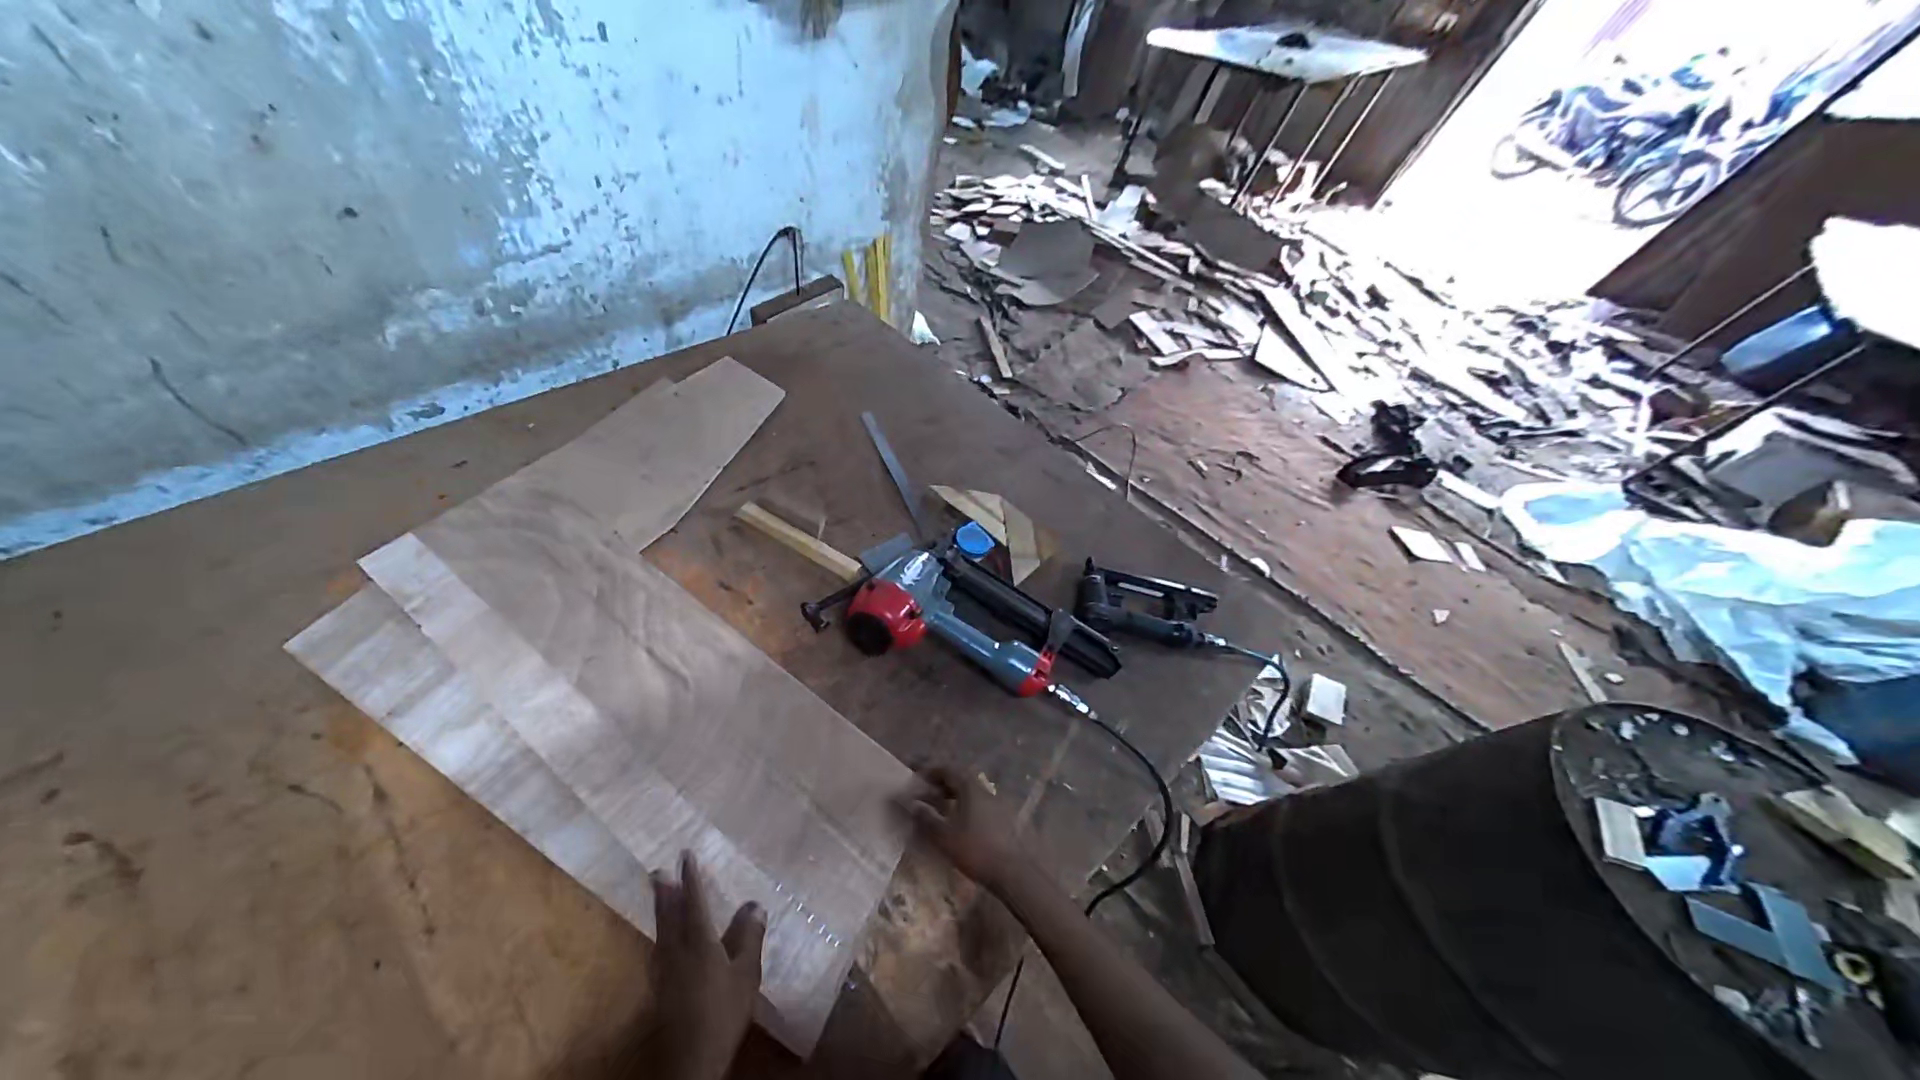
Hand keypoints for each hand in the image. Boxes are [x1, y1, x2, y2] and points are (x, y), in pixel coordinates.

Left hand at [643, 850, 765, 1079]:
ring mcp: (664, 971)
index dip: (691, 878)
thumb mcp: (746, 974)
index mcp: (699, 942)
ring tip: (660, 894)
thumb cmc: (723, 1012)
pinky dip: (662, 931)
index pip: (695, 902)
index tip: (686, 854)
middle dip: (665, 891)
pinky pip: (660, 947)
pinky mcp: (660, 988)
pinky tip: (664, 937)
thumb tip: (755, 905)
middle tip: (657, 871)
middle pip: (668, 914)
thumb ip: (749, 938)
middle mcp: (676, 950)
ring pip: (661, 931)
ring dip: (661, 909)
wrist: (690, 1059)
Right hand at [897, 767, 1029, 892]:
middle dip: (942, 784)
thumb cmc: (976, 849)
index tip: (916, 778)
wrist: (1014, 872)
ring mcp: (999, 803)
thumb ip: (926, 818)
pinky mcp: (1006, 819)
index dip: (930, 771)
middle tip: (926, 793)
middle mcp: (986, 790)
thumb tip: (913, 803)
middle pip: (961, 779)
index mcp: (971, 788)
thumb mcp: (945, 836)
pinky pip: (980, 805)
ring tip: (941, 809)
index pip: (948, 769)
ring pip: (972, 793)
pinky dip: (966, 807)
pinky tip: (961, 824)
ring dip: (955, 796)